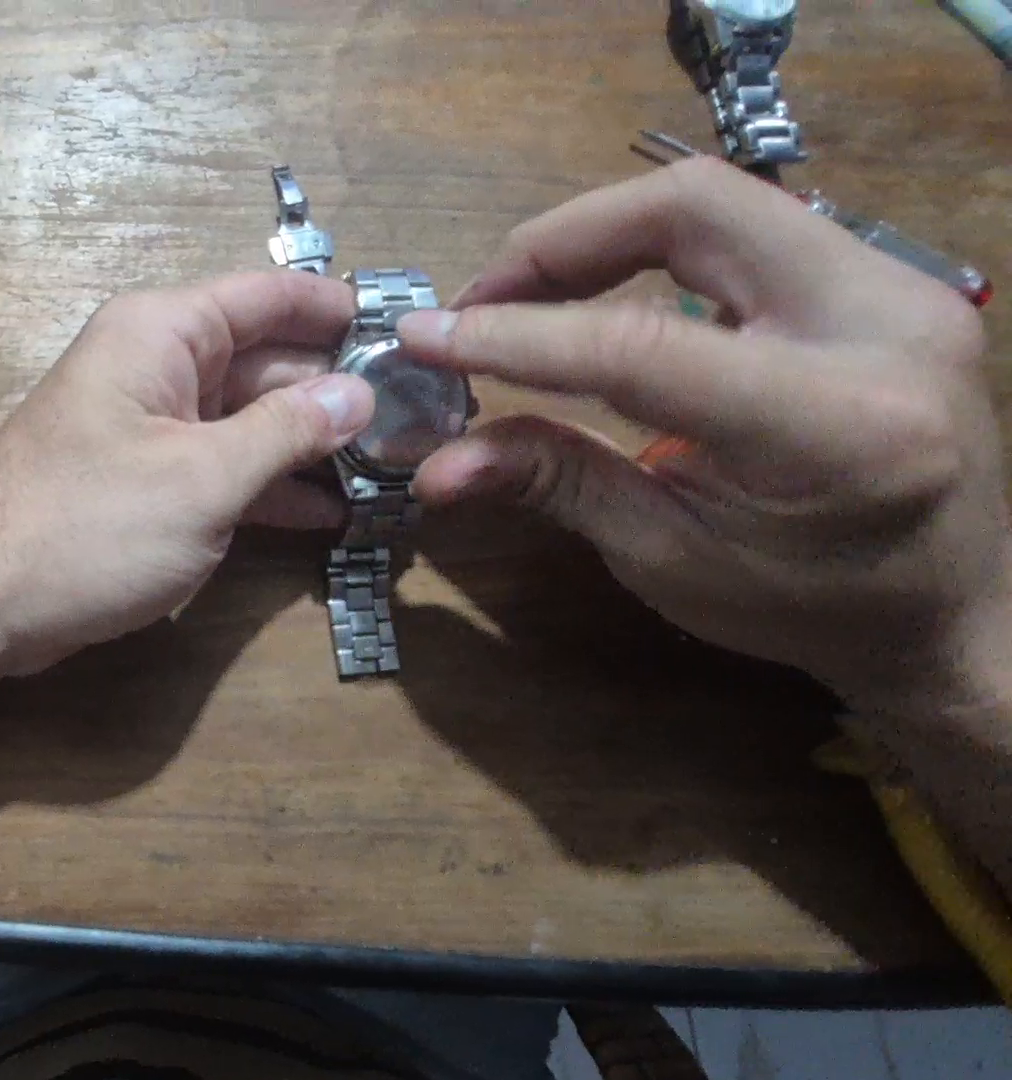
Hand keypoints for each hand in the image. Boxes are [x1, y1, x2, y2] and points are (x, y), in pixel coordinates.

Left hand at [0, 270, 374, 674]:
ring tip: (389, 469)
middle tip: (418, 421)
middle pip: (262, 361)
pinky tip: (326, 513)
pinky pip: (217, 468)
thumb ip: (285, 431)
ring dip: (308, 447)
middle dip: (334, 390)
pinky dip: (265, 487)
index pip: (266, 295)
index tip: (408, 334)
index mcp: (159, 335)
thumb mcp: (202, 478)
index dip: (338, 309)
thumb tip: (356, 391)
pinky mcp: (142, 483)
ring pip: (244, 421)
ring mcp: (147, 429)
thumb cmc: (90, 528)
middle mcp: (154, 368)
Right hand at [395, 156, 1011, 716]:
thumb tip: (435, 468)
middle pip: (692, 208)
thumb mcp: (660, 554)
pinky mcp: (867, 278)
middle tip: (475, 305)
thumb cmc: (801, 603)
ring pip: (709, 199)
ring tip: (513, 302)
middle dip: (555, 245)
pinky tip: (583, 300)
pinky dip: (630, 251)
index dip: (515, 336)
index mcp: (830, 426)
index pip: (640, 347)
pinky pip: (729, 227)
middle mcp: (881, 322)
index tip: (423, 338)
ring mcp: (888, 285)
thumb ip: (553, 484)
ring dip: (586, 240)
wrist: (950, 602)